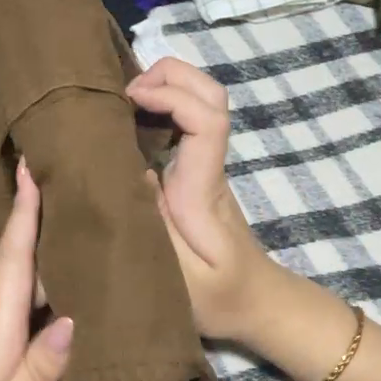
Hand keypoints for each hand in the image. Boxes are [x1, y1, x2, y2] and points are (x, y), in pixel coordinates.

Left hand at [0, 162, 73, 380]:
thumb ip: (37, 371)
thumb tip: (73, 319)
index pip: (15, 255)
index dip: (27, 209)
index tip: (34, 160)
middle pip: (14, 258)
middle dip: (38, 217)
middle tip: (72, 183)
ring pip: (9, 277)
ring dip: (34, 246)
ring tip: (69, 225)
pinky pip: (3, 298)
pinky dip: (26, 279)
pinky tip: (44, 287)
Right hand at [126, 58, 296, 344]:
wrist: (258, 305)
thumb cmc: (218, 298)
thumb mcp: (179, 279)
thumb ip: (154, 226)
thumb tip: (132, 170)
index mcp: (203, 187)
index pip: (206, 120)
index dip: (170, 95)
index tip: (131, 99)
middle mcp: (209, 165)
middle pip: (211, 94)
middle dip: (170, 75)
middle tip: (123, 91)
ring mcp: (207, 165)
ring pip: (203, 100)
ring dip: (167, 85)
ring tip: (123, 100)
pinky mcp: (198, 171)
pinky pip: (188, 120)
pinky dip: (163, 102)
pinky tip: (132, 118)